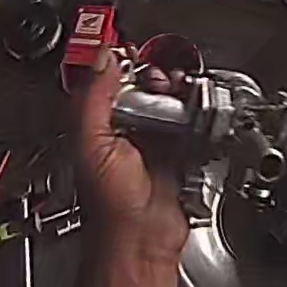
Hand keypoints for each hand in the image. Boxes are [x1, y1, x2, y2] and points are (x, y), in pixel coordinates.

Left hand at [73, 49, 188, 265]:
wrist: (143, 238)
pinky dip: (194, 107)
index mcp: (98, 123)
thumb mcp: (92, 143)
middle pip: (142, 84)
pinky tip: (194, 104)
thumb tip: (101, 59)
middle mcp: (126, 127)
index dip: (119, 60)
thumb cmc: (111, 203)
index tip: (132, 49)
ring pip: (168, 98)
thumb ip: (93, 98)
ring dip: (176, 88)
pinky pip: (190, 118)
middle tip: (159, 74)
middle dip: (153, 73)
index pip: (107, 78)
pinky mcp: (180, 148)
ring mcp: (155, 137)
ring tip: (178, 87)